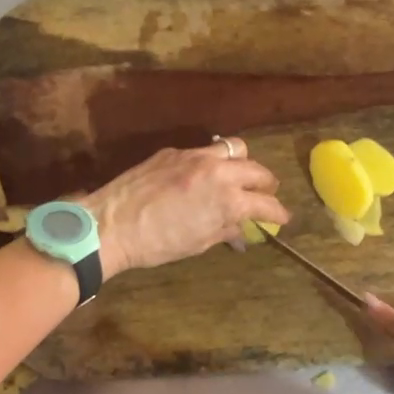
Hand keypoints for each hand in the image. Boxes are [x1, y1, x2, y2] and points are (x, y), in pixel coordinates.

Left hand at [78, 140, 289, 276]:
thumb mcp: (197, 243)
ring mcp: (195, 156)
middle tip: (265, 195)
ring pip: (234, 148)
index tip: (282, 219)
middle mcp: (218, 171)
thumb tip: (240, 232)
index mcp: (228, 199)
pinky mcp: (173, 152)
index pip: (266, 204)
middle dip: (266, 184)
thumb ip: (224, 231)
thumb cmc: (156, 245)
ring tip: (238, 176)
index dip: (278, 213)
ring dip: (243, 163)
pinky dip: (213, 161)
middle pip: (257, 170)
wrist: (111, 225)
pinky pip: (204, 150)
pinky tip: (204, 175)